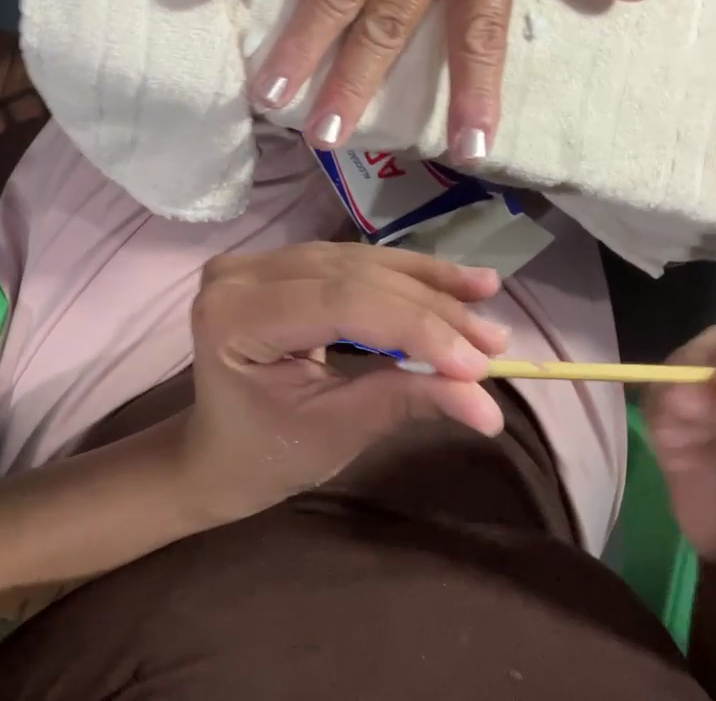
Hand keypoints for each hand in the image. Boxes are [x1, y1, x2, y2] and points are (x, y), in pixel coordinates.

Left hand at [177, 242, 509, 522]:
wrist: (220, 452)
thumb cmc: (268, 452)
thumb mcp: (337, 430)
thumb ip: (406, 400)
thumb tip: (488, 405)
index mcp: (235, 316)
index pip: (340, 302)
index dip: (415, 326)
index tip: (481, 361)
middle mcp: (239, 274)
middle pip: (352, 275)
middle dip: (428, 308)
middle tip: (494, 340)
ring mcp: (255, 263)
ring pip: (357, 262)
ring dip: (425, 284)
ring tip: (485, 302)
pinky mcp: (277, 264)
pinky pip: (348, 264)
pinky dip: (402, 277)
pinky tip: (452, 282)